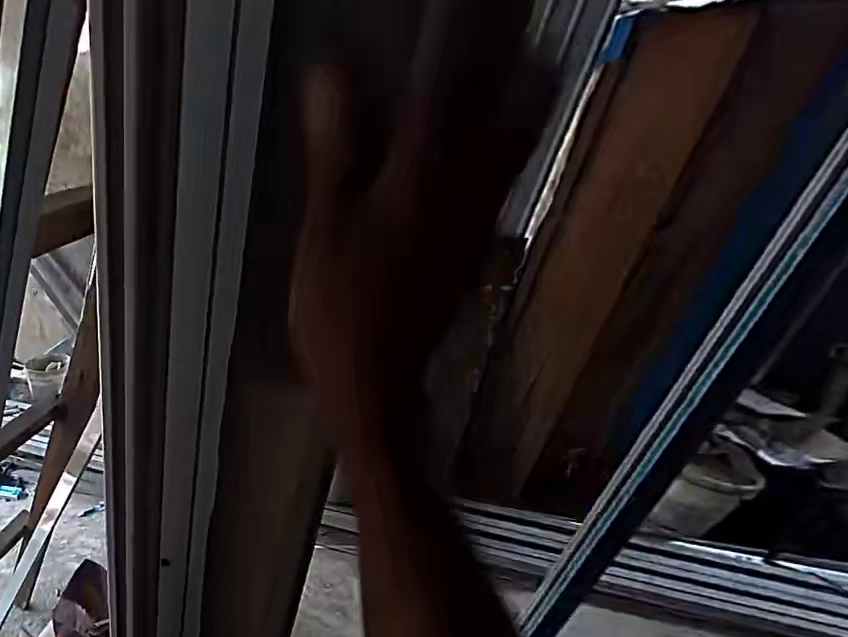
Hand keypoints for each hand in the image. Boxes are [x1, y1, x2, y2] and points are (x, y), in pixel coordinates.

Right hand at [288, 11, 546, 457]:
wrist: (373, 387)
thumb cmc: (340, 313)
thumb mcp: (322, 230)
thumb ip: (333, 151)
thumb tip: (327, 74)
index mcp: (427, 170)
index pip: (457, 72)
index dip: (459, 22)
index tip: (450, 6)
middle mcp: (472, 186)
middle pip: (524, 99)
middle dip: (511, 61)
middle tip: (480, 47)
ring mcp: (480, 223)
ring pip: (514, 144)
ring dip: (500, 108)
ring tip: (456, 102)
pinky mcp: (473, 254)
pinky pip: (490, 187)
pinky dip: (477, 162)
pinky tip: (440, 172)